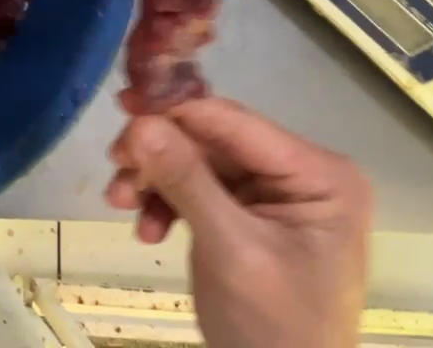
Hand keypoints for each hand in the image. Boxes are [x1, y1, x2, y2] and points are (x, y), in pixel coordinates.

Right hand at [106, 98, 370, 347]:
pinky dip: (163, 202)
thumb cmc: (276, 329)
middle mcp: (297, 172)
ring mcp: (270, 193)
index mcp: (318, 174)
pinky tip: (146, 229)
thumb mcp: (231, 251)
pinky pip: (192, 186)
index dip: (174, 110)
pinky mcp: (244, 212)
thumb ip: (186, 181)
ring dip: (152, 179)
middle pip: (207, 138)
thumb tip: (138, 121)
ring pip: (191, 159)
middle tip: (114, 166)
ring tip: (120, 204)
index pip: (232, 121)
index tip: (121, 107)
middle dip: (157, 155)